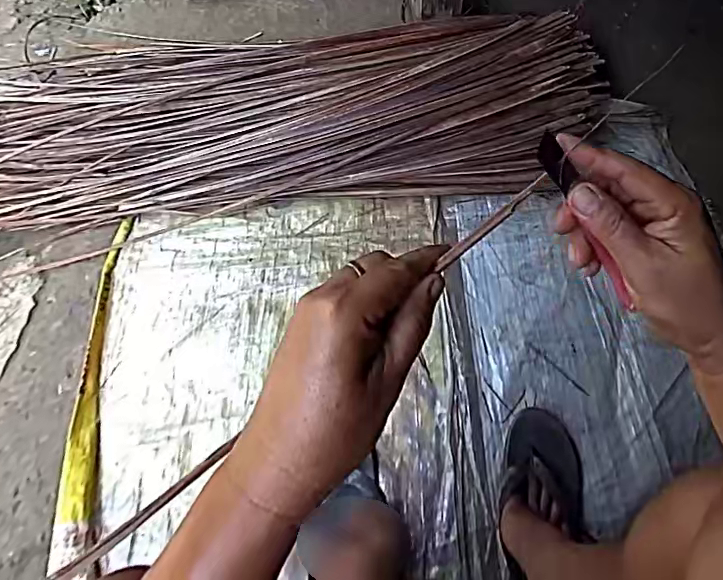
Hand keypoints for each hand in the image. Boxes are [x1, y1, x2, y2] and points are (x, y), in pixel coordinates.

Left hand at [228, 245, 446, 522]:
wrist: (273, 468)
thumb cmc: (332, 436)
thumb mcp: (387, 381)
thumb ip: (413, 323)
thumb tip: (432, 283)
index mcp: (344, 311)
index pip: (395, 269)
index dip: (425, 259)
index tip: (449, 253)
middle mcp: (321, 298)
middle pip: (375, 264)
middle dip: (405, 274)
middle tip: (429, 304)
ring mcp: (307, 308)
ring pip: (359, 275)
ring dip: (385, 286)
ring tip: (400, 329)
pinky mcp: (301, 321)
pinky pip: (342, 291)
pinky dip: (366, 297)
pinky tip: (375, 334)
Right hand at [551, 134, 722, 375]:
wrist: (712, 341)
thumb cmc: (690, 304)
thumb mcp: (643, 264)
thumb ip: (609, 225)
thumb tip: (580, 191)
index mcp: (672, 202)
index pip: (624, 169)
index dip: (590, 156)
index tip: (561, 144)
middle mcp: (662, 205)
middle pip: (609, 191)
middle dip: (582, 209)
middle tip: (561, 227)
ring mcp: (654, 223)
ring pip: (605, 212)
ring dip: (587, 234)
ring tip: (583, 260)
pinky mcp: (646, 240)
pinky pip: (611, 232)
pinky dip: (597, 246)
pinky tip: (594, 265)